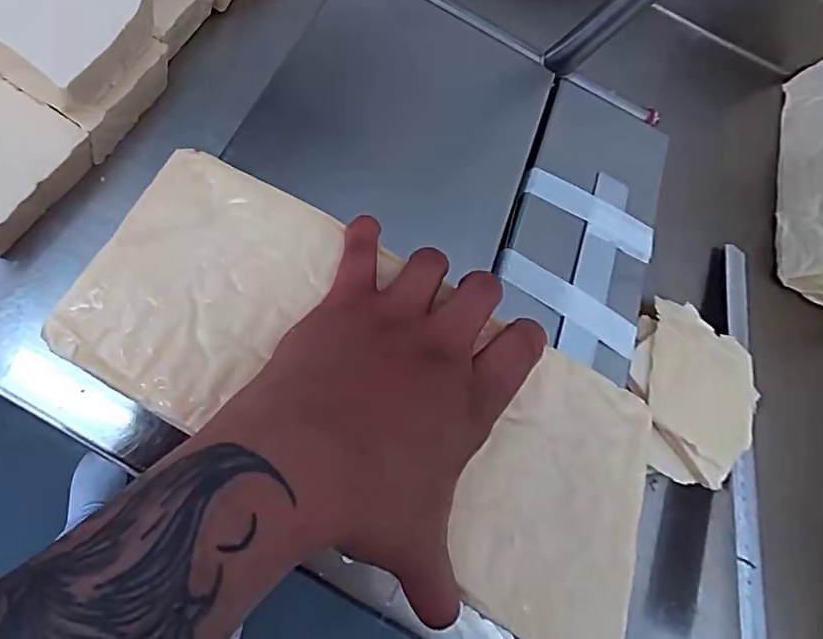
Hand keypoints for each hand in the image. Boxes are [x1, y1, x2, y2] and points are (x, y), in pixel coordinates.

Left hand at [192, 215, 547, 628]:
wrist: (300, 460)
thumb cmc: (365, 504)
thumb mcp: (414, 549)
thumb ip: (434, 579)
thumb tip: (439, 617)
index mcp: (469, 403)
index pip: (518, 352)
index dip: (522, 337)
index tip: (518, 333)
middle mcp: (438, 350)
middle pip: (478, 294)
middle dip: (478, 292)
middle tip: (464, 302)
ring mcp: (390, 319)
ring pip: (429, 266)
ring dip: (430, 266)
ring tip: (422, 274)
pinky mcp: (342, 303)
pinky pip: (358, 255)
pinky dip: (362, 235)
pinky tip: (363, 223)